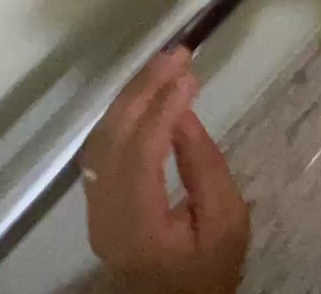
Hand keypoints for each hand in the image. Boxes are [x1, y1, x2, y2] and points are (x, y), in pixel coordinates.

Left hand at [82, 48, 248, 293]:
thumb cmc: (210, 266)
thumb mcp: (226, 221)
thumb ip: (205, 168)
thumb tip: (183, 115)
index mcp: (138, 229)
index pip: (141, 157)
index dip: (162, 111)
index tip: (190, 74)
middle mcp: (104, 217)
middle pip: (113, 140)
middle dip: (143, 90)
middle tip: (178, 54)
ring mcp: (94, 209)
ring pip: (102, 138)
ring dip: (132, 96)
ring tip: (165, 64)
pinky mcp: (98, 199)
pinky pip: (103, 146)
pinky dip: (125, 112)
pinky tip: (149, 92)